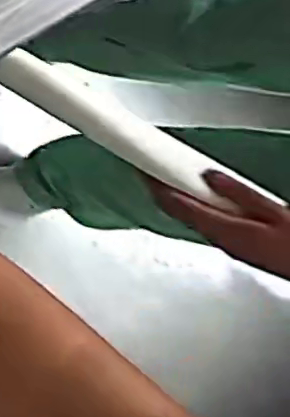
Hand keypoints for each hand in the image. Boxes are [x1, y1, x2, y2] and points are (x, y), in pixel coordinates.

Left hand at [150, 171, 289, 280]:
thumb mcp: (280, 215)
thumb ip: (242, 195)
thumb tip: (208, 175)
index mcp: (220, 228)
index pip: (171, 202)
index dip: (152, 183)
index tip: (140, 166)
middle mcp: (217, 238)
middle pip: (175, 210)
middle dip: (161, 190)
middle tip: (153, 171)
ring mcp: (228, 246)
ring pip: (189, 218)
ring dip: (179, 200)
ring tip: (175, 182)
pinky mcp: (240, 250)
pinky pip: (206, 226)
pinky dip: (197, 211)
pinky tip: (206, 204)